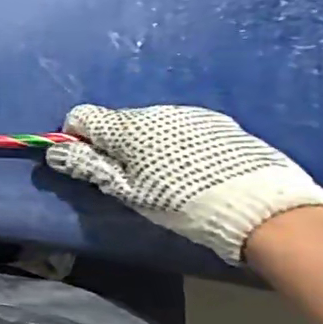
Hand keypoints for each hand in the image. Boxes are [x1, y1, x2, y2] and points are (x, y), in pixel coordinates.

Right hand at [44, 104, 322, 264]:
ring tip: (169, 175)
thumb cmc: (182, 202)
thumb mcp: (128, 191)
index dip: (78, 139)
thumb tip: (55, 150)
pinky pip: (183, 129)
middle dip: (116, 143)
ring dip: (149, 144)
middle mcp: (157, 112)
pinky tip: (196, 169)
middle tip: (132, 176)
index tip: (91, 163)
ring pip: (151, 125)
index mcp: (128, 127)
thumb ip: (89, 166)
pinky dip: (178, 145)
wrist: (266, 211)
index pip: (81, 117)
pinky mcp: (223, 125)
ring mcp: (193, 116)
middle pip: (117, 121)